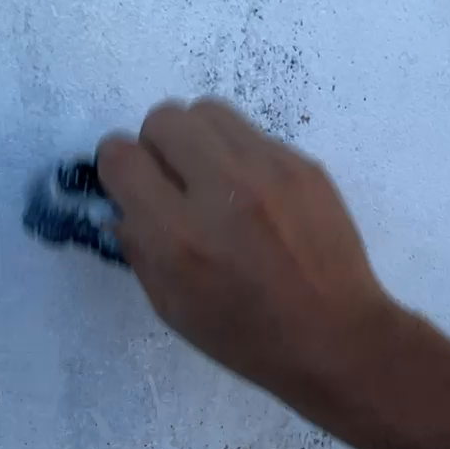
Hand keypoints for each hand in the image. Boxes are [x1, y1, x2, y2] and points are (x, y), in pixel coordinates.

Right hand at [96, 98, 426, 413]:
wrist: (334, 337)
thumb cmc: (244, 337)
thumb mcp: (171, 307)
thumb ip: (138, 247)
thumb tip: (123, 205)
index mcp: (179, 237)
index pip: (121, 157)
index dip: (115, 168)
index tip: (128, 186)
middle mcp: (220, 191)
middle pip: (163, 118)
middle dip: (155, 146)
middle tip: (171, 184)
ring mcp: (268, 170)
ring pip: (207, 111)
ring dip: (195, 141)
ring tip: (209, 182)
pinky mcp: (303, 164)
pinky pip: (250, 135)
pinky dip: (237, 158)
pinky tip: (253, 198)